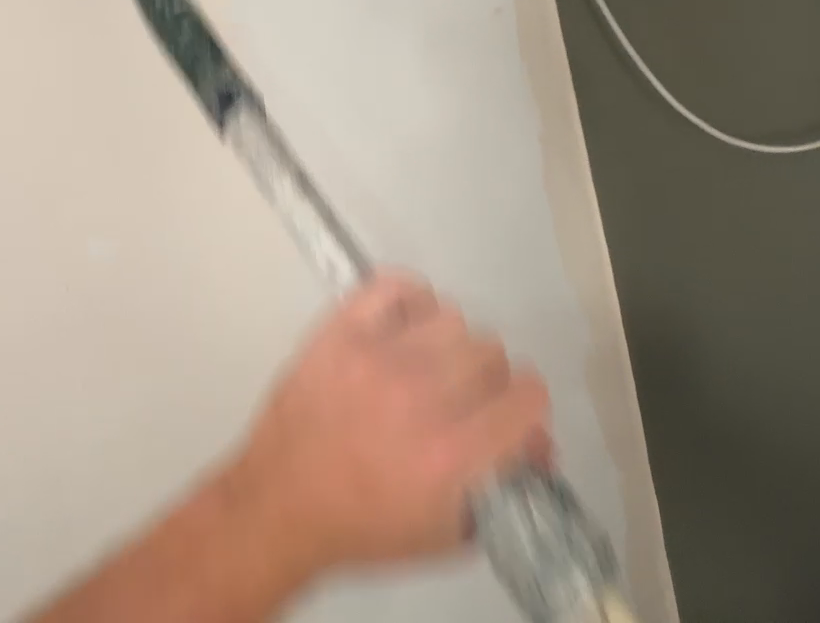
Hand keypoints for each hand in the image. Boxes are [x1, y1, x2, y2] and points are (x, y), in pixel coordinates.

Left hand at [217, 273, 552, 579]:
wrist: (278, 505)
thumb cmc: (364, 525)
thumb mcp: (447, 534)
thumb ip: (505, 487)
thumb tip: (541, 443)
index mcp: (451, 454)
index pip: (528, 395)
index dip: (526, 406)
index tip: (510, 413)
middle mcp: (420, 397)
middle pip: (491, 352)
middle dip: (486, 379)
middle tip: (460, 397)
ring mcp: (377, 357)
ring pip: (452, 317)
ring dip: (448, 342)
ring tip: (425, 365)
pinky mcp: (340, 332)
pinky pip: (395, 286)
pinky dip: (408, 301)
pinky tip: (401, 329)